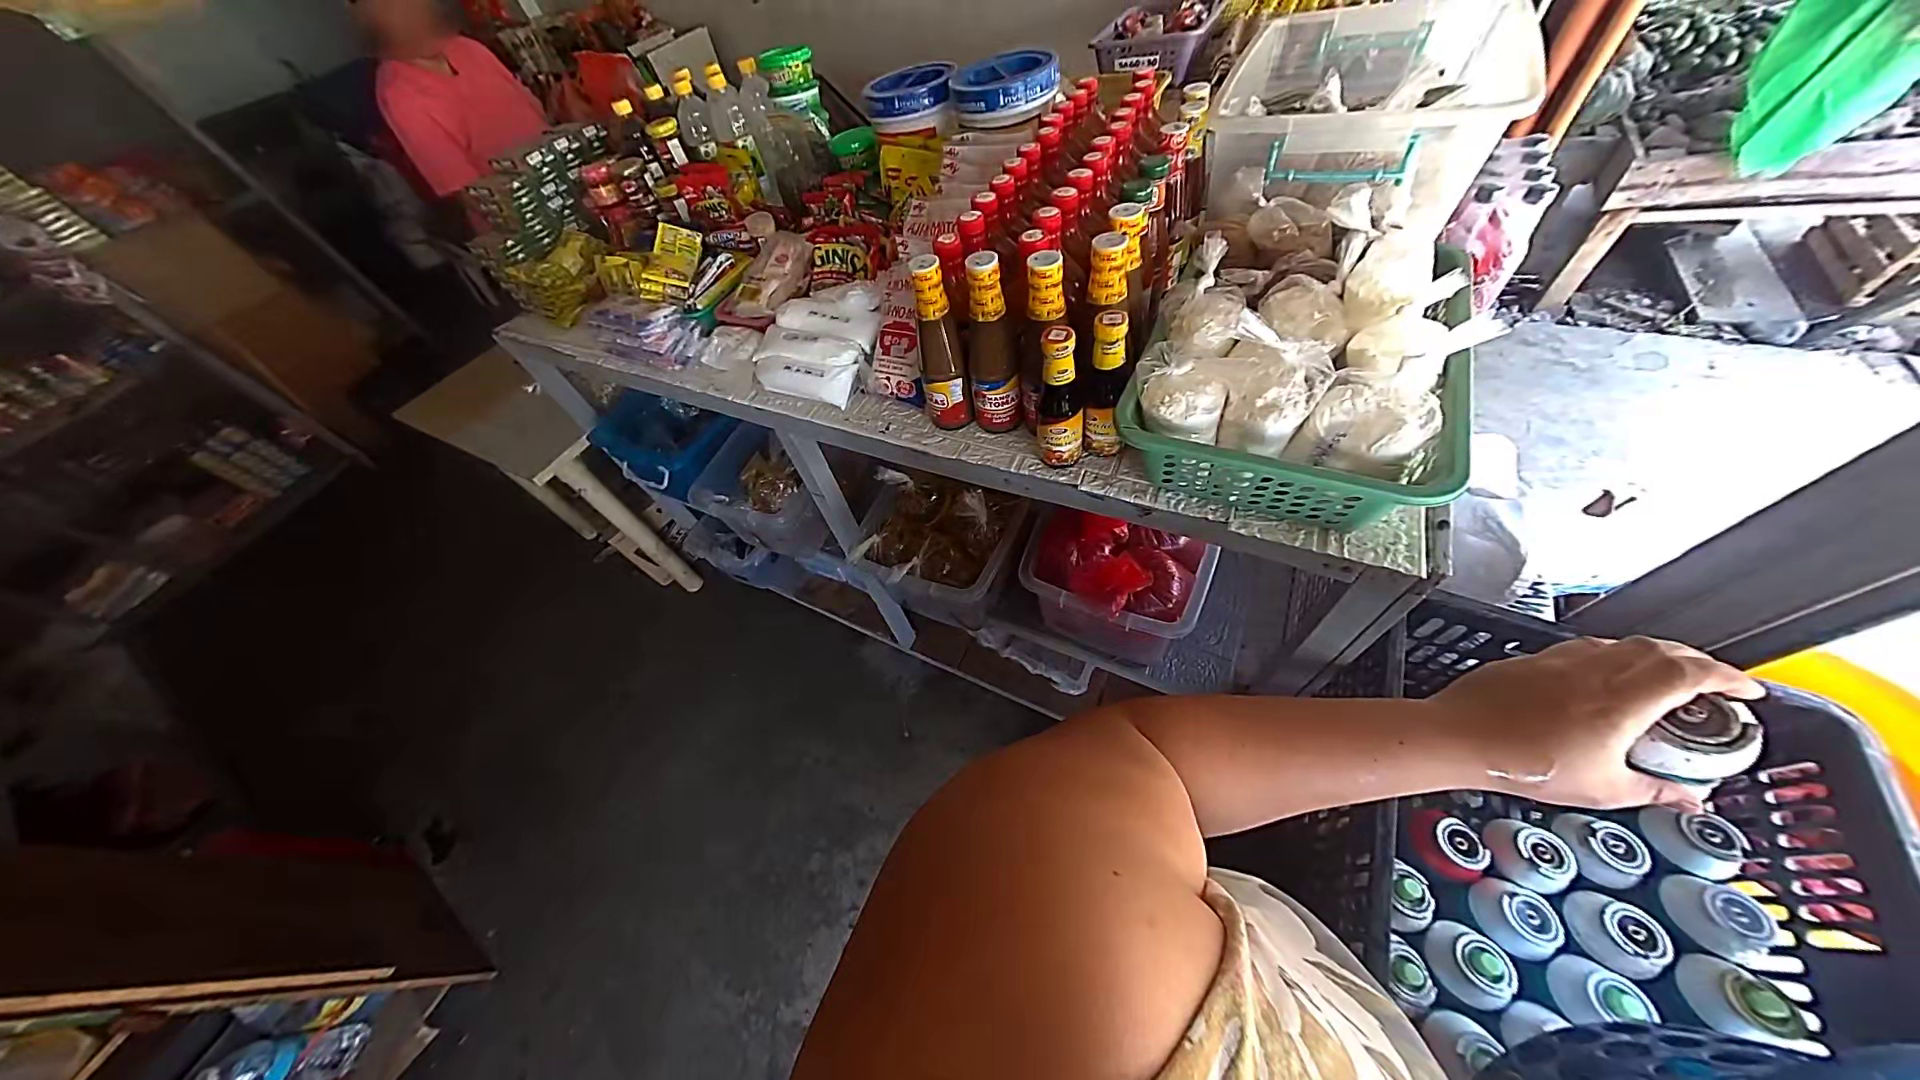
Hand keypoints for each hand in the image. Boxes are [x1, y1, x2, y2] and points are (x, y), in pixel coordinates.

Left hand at [1428, 636, 1764, 809]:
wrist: (1457, 737)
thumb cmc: (1523, 763)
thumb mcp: (1603, 789)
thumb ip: (1654, 791)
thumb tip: (1688, 799)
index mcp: (1620, 699)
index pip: (1688, 670)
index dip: (1728, 676)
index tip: (1746, 690)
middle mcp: (1587, 670)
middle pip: (1655, 648)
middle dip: (1693, 661)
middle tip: (1709, 684)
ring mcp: (1551, 662)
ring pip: (1612, 644)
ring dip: (1645, 656)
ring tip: (1656, 681)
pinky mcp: (1522, 663)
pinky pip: (1573, 650)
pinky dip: (1601, 658)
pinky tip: (1596, 681)